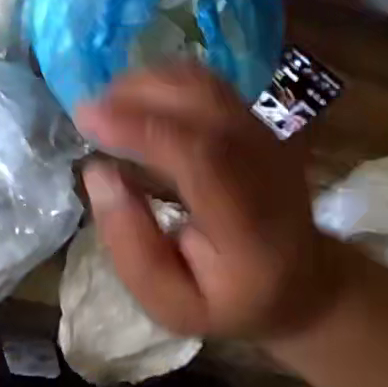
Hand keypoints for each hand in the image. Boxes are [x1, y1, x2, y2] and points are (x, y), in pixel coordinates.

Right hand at [75, 62, 347, 341]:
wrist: (299, 278)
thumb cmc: (229, 299)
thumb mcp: (171, 304)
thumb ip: (131, 246)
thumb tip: (98, 172)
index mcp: (247, 224)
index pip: (201, 155)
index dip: (142, 128)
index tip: (88, 119)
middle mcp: (264, 165)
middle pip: (204, 101)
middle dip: (137, 94)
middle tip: (89, 113)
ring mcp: (267, 136)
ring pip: (205, 83)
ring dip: (149, 83)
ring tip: (108, 107)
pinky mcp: (258, 122)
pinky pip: (208, 84)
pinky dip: (166, 82)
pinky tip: (139, 102)